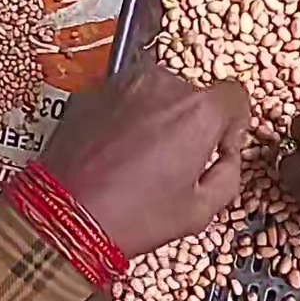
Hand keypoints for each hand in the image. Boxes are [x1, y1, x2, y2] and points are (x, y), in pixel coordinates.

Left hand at [39, 67, 248, 256]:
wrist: (64, 215)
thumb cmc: (131, 216)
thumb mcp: (198, 212)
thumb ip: (228, 176)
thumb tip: (227, 160)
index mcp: (198, 112)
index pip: (235, 97)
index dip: (234, 126)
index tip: (220, 148)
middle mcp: (163, 85)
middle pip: (195, 97)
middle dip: (193, 126)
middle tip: (176, 165)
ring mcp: (126, 84)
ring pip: (161, 95)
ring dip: (161, 119)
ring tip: (144, 160)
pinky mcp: (96, 91)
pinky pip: (129, 99)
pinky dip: (131, 119)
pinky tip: (120, 154)